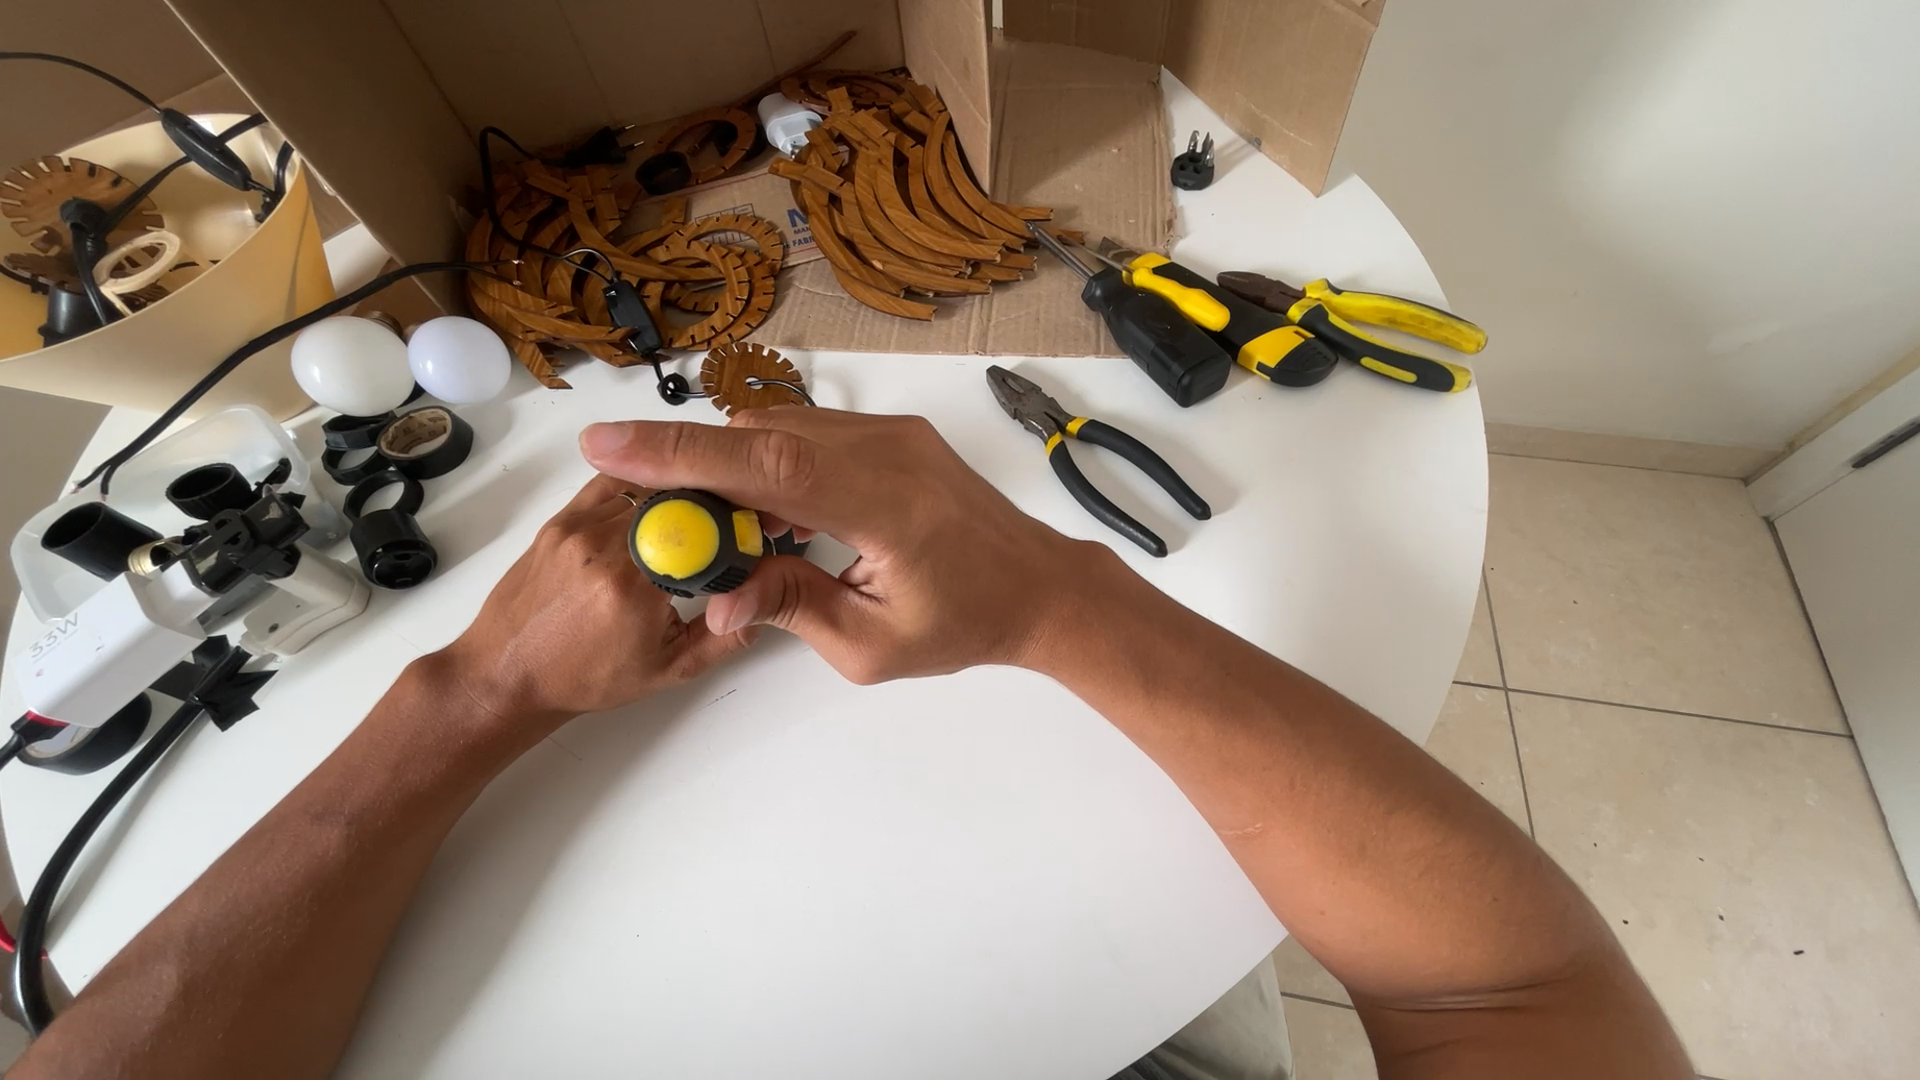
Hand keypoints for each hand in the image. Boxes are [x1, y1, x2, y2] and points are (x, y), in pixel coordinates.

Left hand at [433, 473, 756, 734]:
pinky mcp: (560, 520)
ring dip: (678, 497)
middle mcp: (602, 549)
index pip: (702, 533)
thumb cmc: (587, 676)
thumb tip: (765, 603)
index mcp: (633, 588)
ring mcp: (576, 528)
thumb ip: (724, 638)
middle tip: (729, 524)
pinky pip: (613, 484)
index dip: (732, 527)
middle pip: (677, 501)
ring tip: (696, 516)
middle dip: (709, 509)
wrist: (507, 674)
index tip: (749, 536)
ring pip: (647, 488)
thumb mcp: (669, 671)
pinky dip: (642, 486)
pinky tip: (658, 502)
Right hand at [579, 408, 1119, 683]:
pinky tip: (770, 510)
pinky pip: (815, 434)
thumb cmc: (966, 622)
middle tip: (655, 509)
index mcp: (886, 506)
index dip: (682, 455)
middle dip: (696, 464)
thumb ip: (791, 607)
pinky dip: (775, 462)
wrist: (1038, 585)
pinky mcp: (897, 436)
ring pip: (785, 430)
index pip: (768, 467)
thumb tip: (717, 597)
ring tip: (717, 523)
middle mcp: (889, 451)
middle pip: (765, 436)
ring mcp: (896, 435)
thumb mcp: (872, 642)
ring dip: (737, 467)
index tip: (608, 445)